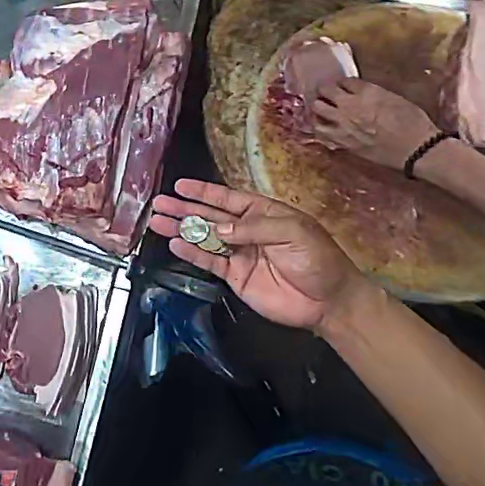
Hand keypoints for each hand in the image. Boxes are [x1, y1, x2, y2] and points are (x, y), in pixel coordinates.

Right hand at [149, 179, 381, 332]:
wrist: (327, 299)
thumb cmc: (317, 258)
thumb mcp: (293, 232)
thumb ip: (256, 228)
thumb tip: (221, 229)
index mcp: (263, 212)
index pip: (228, 199)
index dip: (204, 192)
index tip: (181, 186)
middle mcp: (247, 230)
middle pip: (211, 217)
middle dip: (185, 209)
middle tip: (159, 203)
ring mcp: (240, 254)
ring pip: (205, 238)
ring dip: (182, 230)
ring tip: (157, 222)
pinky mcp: (236, 277)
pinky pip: (210, 262)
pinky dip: (193, 254)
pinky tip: (175, 244)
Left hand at [309, 80, 440, 171]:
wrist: (414, 149)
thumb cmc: (412, 121)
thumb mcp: (394, 98)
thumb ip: (373, 94)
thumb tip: (363, 94)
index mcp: (365, 91)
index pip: (344, 80)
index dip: (343, 83)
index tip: (344, 86)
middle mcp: (349, 105)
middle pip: (324, 91)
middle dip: (325, 91)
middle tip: (329, 95)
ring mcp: (343, 125)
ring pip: (317, 111)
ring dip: (319, 109)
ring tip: (323, 111)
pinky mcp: (343, 142)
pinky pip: (322, 133)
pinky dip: (322, 129)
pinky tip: (326, 129)